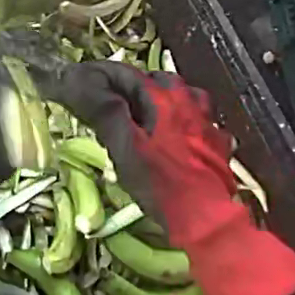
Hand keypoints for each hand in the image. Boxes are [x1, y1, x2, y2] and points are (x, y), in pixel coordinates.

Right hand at [42, 62, 238, 237]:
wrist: (207, 220)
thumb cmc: (160, 183)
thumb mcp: (124, 146)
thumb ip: (104, 110)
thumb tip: (77, 78)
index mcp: (163, 96)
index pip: (124, 73)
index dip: (99, 77)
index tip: (80, 84)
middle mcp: (189, 99)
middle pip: (153, 82)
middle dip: (129, 89)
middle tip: (109, 108)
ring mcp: (208, 120)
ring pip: (177, 99)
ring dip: (157, 104)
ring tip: (140, 122)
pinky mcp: (218, 143)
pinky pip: (194, 121)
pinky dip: (179, 123)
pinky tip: (172, 140)